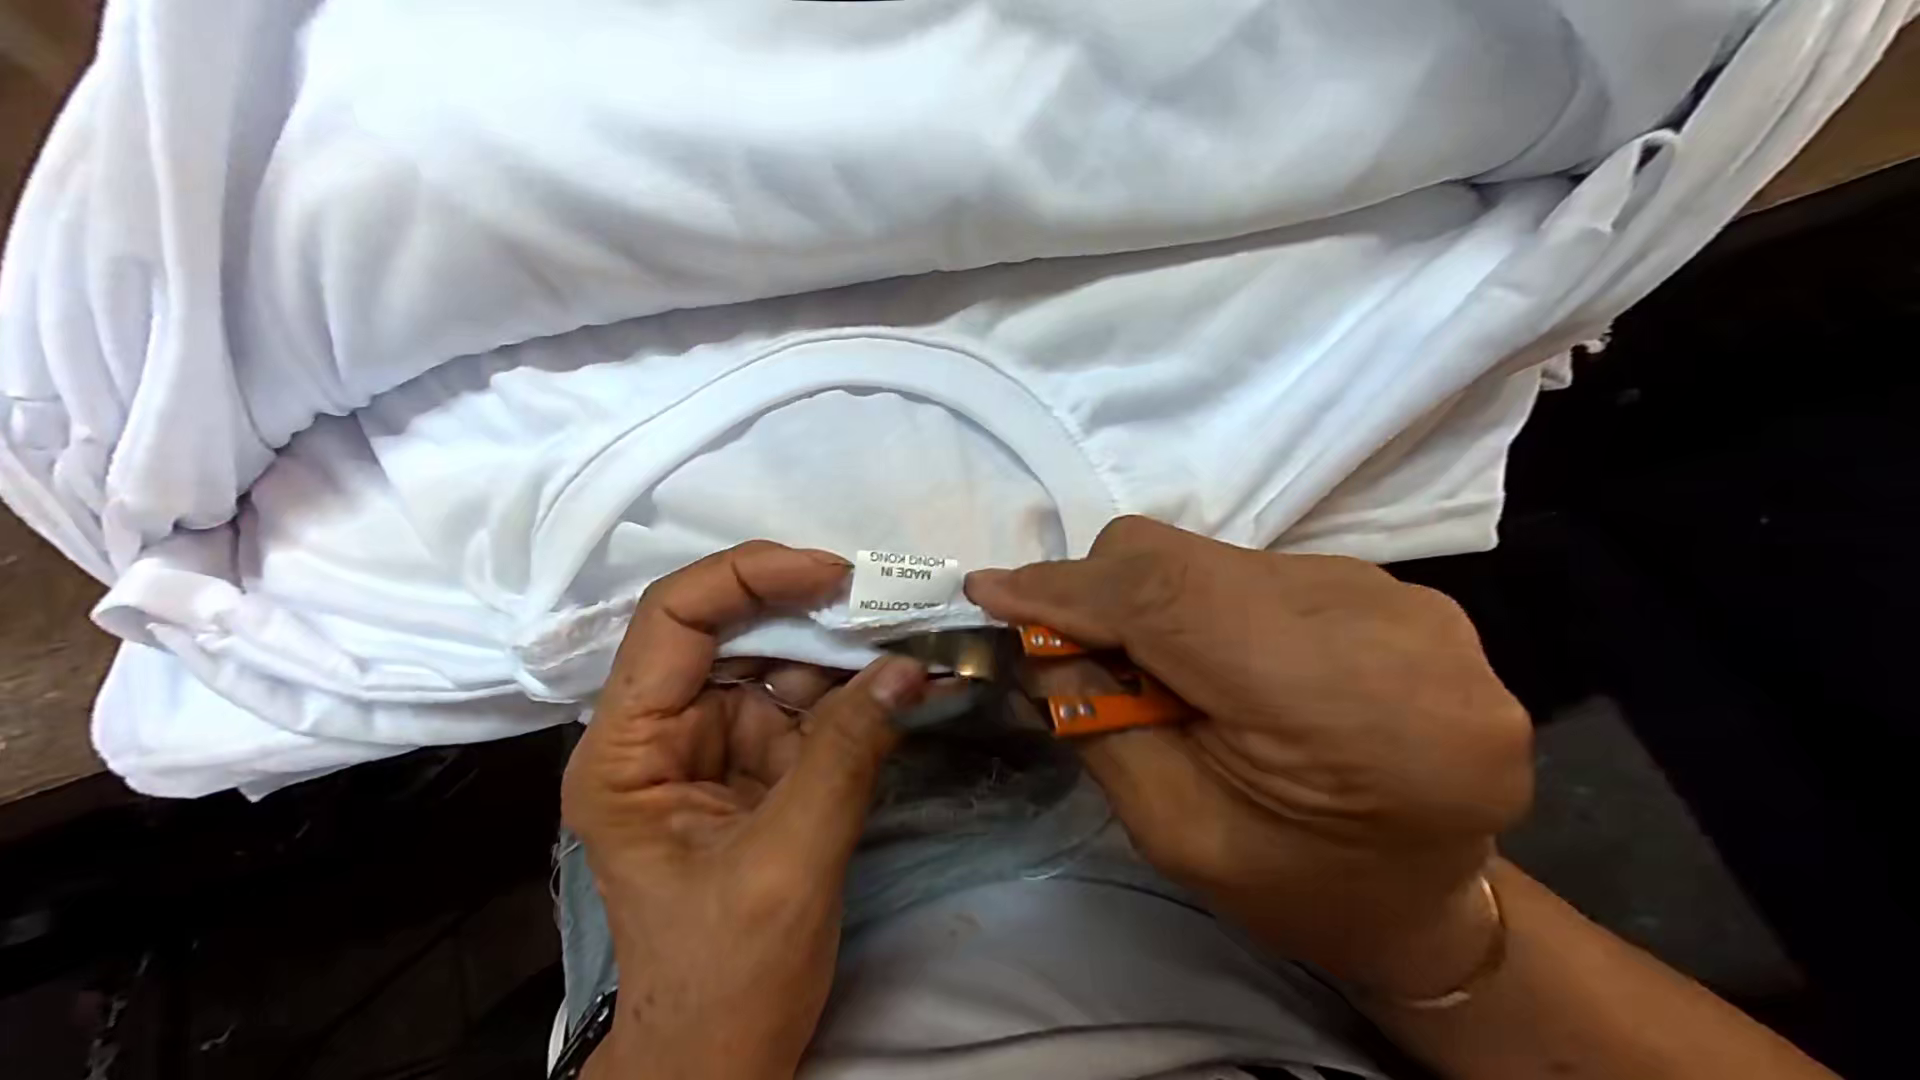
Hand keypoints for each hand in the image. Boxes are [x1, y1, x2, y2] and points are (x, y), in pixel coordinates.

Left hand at [562, 542, 928, 1079]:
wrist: (724, 1056)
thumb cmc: (727, 977)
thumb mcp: (787, 864)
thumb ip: (846, 756)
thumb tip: (908, 667)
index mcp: (628, 749)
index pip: (674, 620)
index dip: (748, 576)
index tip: (831, 573)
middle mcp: (665, 729)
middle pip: (730, 629)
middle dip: (807, 608)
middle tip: (884, 600)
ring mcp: (716, 741)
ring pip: (778, 661)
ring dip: (841, 648)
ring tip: (905, 633)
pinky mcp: (761, 759)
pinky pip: (809, 702)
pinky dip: (855, 689)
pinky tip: (899, 681)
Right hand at [965, 517, 1533, 996]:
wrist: (1427, 896)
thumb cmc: (1295, 886)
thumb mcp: (1173, 827)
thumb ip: (1095, 719)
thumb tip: (1027, 629)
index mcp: (1348, 713)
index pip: (1172, 601)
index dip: (1070, 589)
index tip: (990, 592)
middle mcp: (1389, 627)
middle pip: (1186, 560)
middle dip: (1101, 595)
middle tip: (1071, 655)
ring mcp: (1400, 595)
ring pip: (1211, 554)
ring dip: (1154, 602)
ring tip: (1166, 677)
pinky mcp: (1392, 586)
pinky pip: (1250, 565)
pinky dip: (1204, 602)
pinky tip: (1221, 662)